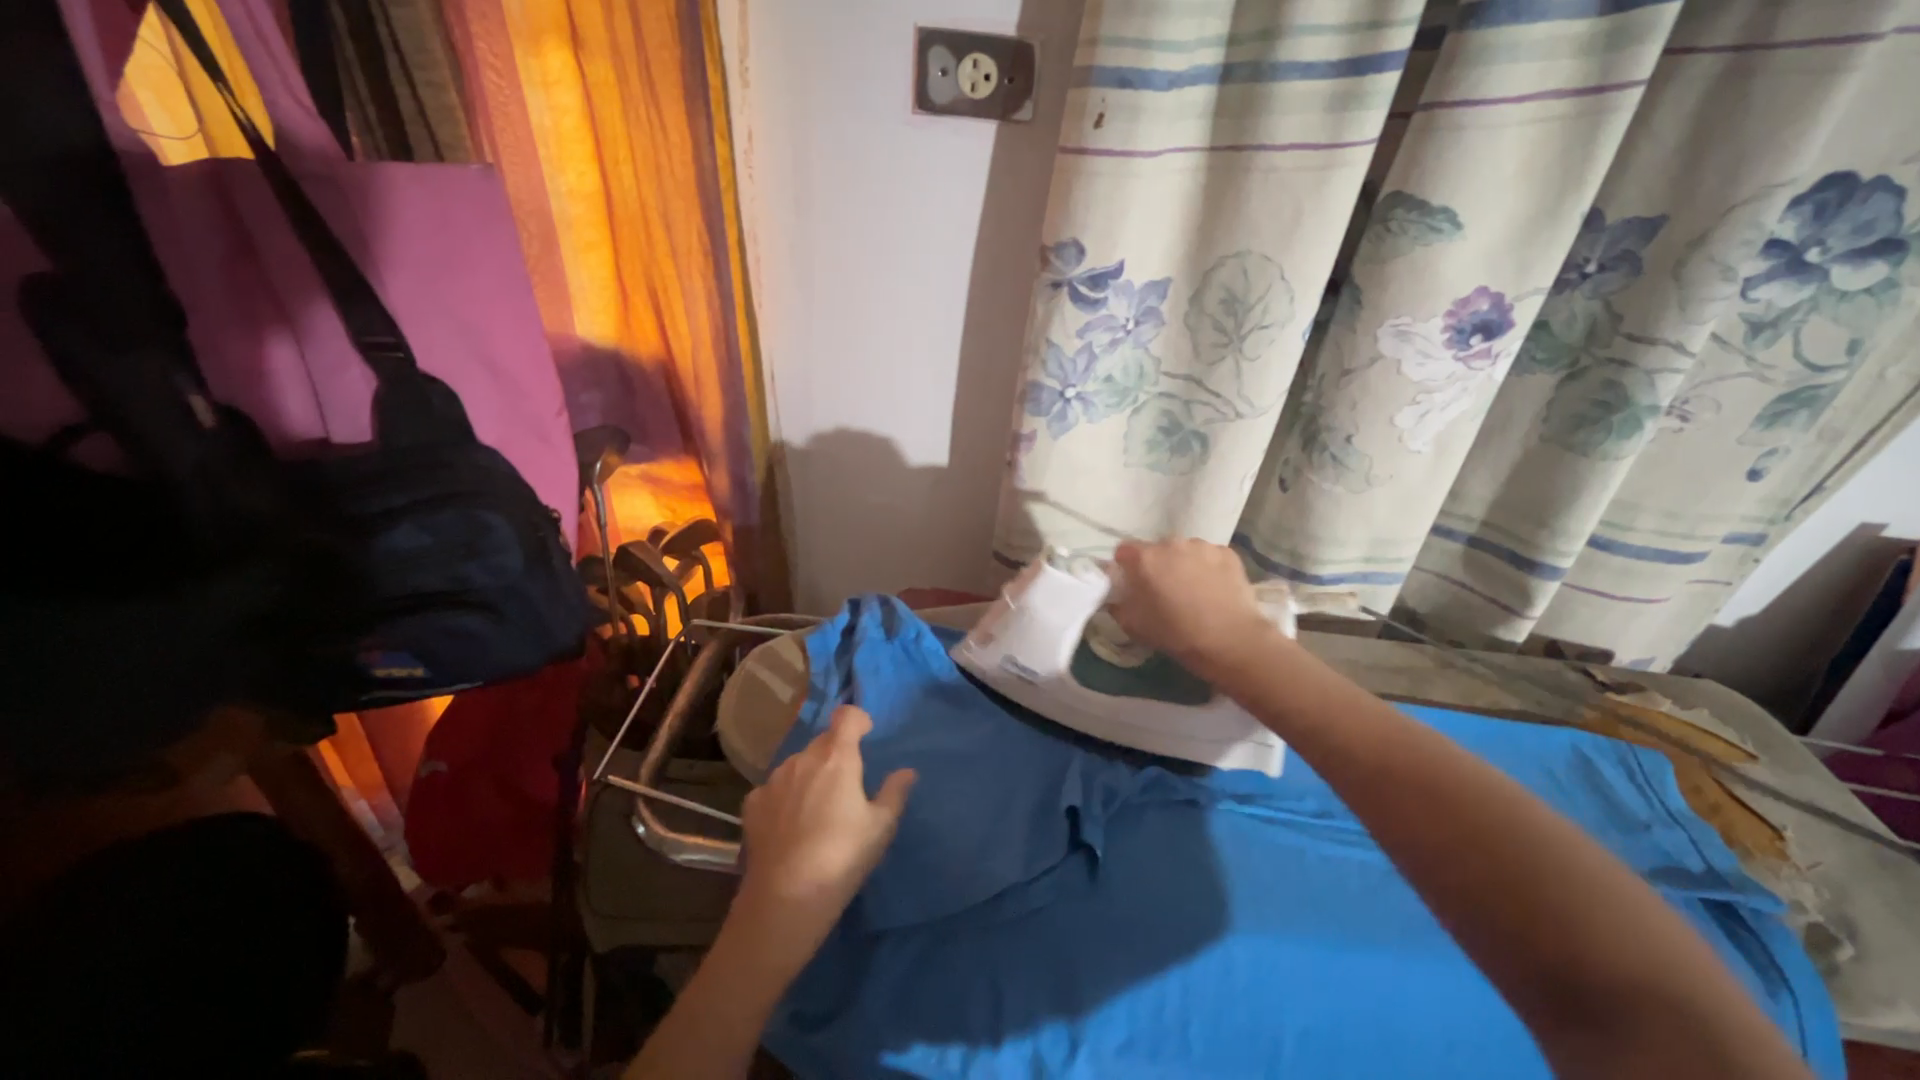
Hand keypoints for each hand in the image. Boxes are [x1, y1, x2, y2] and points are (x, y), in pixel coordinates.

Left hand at [736, 706, 915, 936]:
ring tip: (818, 806)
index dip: (858, 720)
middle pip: (822, 741)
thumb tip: (907, 772)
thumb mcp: (881, 827)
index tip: (866, 736)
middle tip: (847, 783)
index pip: (846, 717)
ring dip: (810, 773)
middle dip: (836, 752)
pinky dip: (786, 796)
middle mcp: (802, 760)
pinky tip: (790, 823)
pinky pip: (775, 788)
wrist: (787, 896)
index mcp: (836, 758)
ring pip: (796, 764)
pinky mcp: (752, 804)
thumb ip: (895, 793)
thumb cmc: (843, 856)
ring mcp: (773, 780)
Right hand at [1108, 538, 1286, 676]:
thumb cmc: (1176, 634)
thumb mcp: (1133, 626)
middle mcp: (1172, 543)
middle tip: (1164, 591)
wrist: (1230, 640)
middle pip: (1156, 549)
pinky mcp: (1228, 553)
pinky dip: (1208, 568)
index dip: (1125, 567)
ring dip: (1183, 565)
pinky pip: (1210, 556)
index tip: (1132, 584)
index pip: (1124, 550)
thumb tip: (1114, 596)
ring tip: (1193, 591)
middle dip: (1157, 565)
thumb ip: (1117, 605)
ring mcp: (1203, 546)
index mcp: (1145, 558)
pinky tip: (1214, 589)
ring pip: (1185, 551)